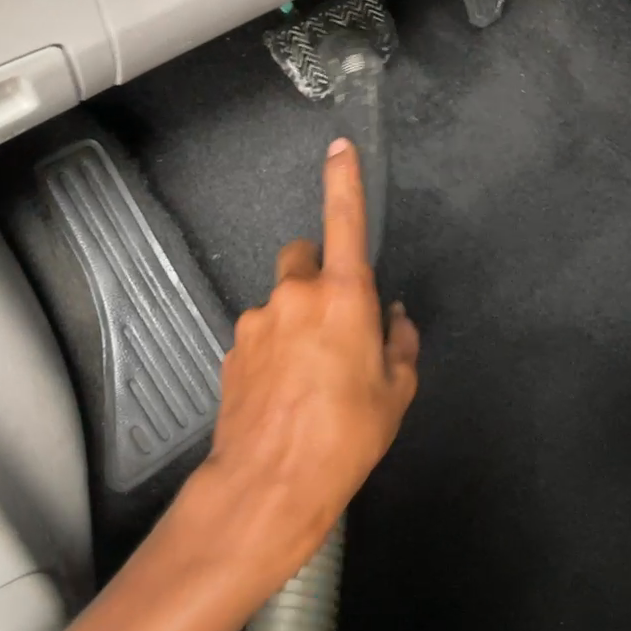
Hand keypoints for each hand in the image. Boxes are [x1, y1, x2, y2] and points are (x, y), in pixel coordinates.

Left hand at [196, 137, 419, 578]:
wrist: (270, 483)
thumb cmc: (348, 436)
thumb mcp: (396, 393)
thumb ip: (399, 342)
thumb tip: (392, 315)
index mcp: (344, 297)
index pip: (345, 222)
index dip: (344, 181)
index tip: (340, 147)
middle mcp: (294, 296)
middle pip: (302, 258)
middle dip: (318, 275)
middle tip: (336, 320)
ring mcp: (255, 322)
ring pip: (280, 301)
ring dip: (295, 320)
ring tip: (310, 377)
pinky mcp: (231, 350)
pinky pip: (260, 334)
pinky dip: (274, 349)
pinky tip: (283, 393)